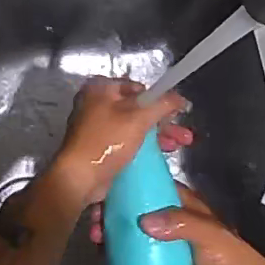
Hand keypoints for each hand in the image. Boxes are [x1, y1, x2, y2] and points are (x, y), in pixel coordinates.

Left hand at [41, 77, 190, 212]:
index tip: (177, 112)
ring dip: (158, 134)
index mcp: (100, 89)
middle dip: (164, 121)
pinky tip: (162, 153)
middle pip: (138, 108)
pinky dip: (144, 145)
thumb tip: (181, 98)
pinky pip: (126, 141)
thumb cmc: (107, 141)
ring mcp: (96, 127)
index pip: (138, 87)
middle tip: (184, 133)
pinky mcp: (99, 147)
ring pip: (134, 126)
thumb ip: (163, 104)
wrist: (80, 177)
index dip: (159, 99)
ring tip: (181, 144)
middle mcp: (96, 104)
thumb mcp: (139, 118)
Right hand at [88, 183, 264, 264]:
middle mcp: (163, 217)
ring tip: (95, 237)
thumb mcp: (207, 232)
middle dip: (111, 210)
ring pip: (127, 230)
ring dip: (109, 231)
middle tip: (94, 219)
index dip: (126, 187)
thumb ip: (181, 223)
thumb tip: (144, 222)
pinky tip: (101, 254)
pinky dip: (114, 253)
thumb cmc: (226, 253)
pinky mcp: (154, 263)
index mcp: (177, 202)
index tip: (104, 191)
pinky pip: (130, 255)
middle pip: (131, 208)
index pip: (148, 187)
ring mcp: (157, 240)